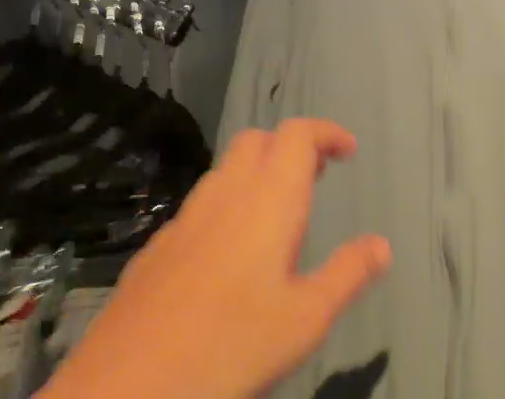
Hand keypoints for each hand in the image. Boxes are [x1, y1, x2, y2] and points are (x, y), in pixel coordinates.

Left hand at [41, 119, 391, 398]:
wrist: (121, 392)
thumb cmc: (228, 348)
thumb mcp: (305, 320)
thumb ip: (347, 275)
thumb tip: (382, 245)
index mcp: (267, 201)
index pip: (297, 135)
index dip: (326, 133)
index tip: (347, 153)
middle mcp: (224, 198)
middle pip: (257, 141)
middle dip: (290, 148)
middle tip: (316, 180)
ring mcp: (182, 223)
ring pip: (224, 173)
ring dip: (256, 176)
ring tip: (277, 221)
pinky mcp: (153, 253)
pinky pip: (198, 210)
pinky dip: (224, 210)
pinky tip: (227, 261)